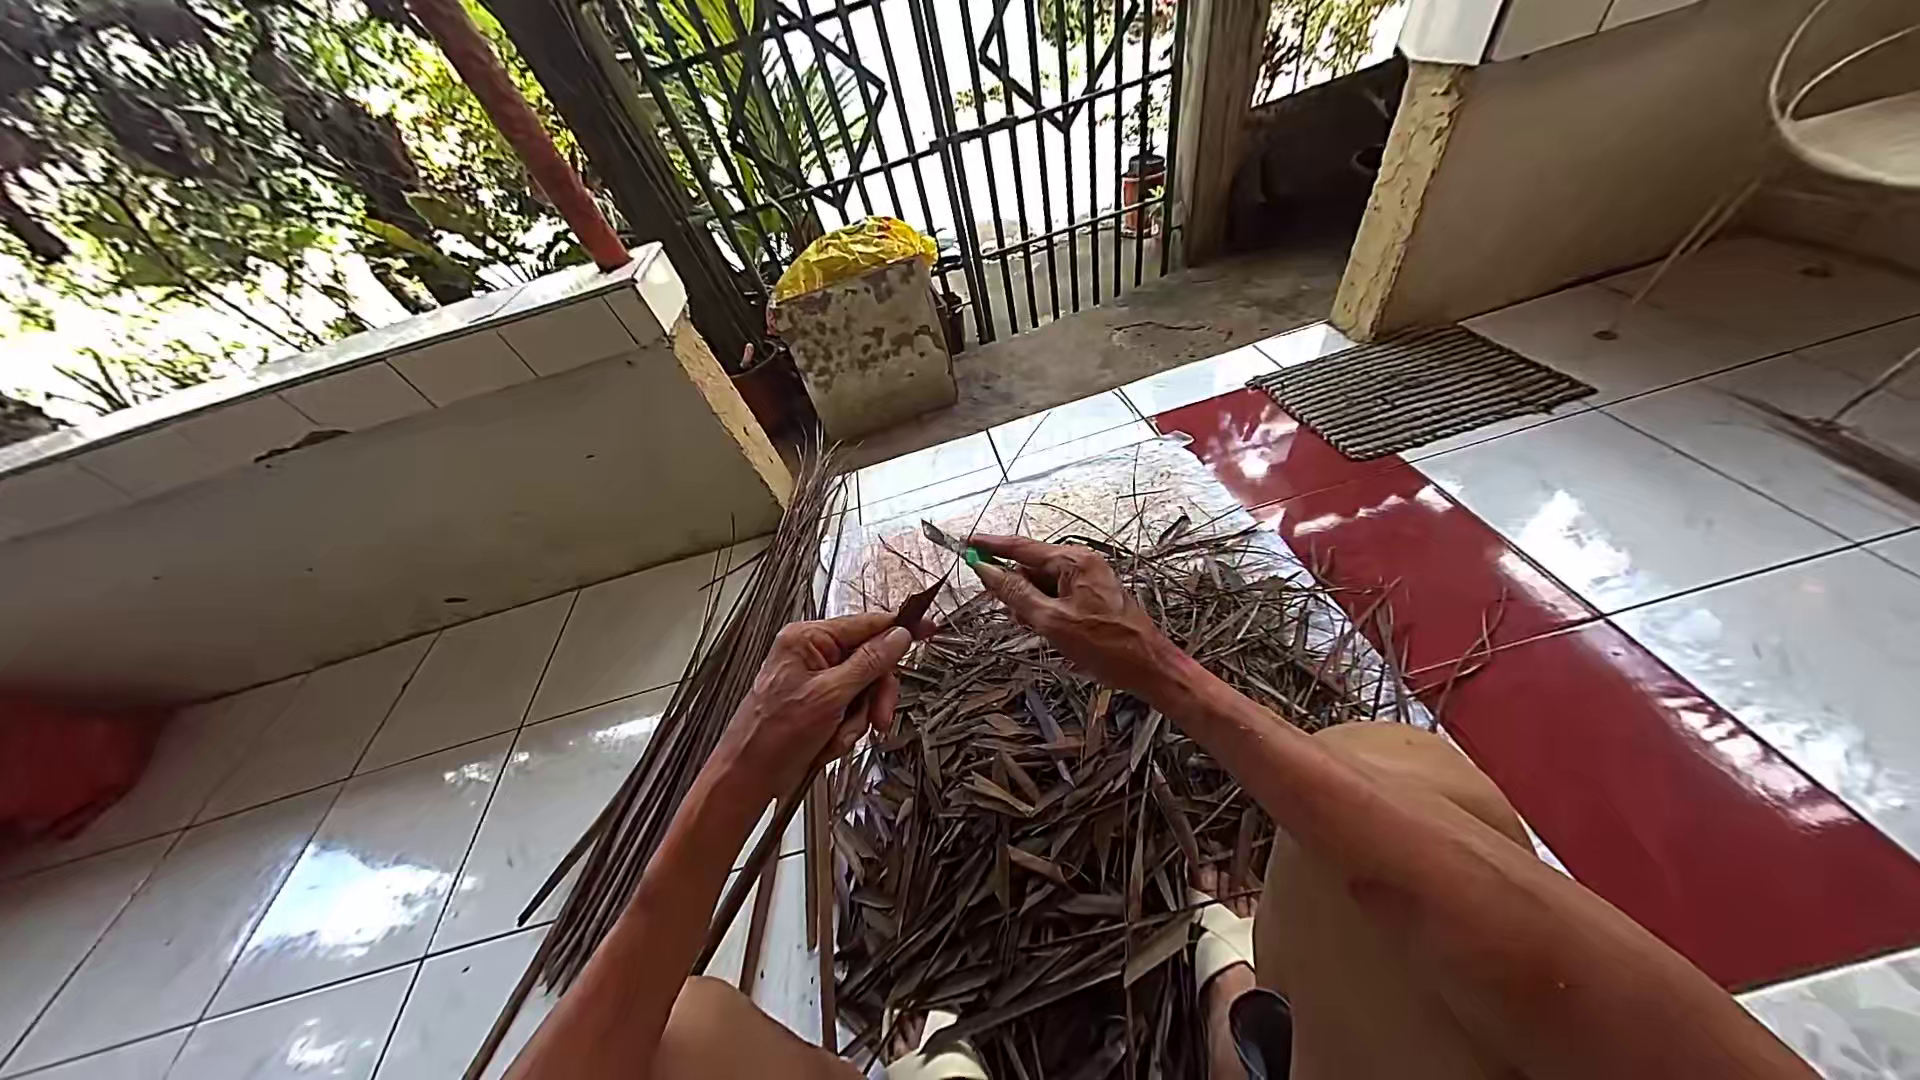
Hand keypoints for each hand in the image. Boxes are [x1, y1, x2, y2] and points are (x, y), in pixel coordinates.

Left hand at [718, 613, 916, 798]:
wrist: (747, 778)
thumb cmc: (773, 734)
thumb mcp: (830, 696)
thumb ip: (869, 663)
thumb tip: (899, 636)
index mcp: (808, 638)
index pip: (866, 624)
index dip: (899, 628)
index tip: (929, 629)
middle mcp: (813, 653)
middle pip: (870, 660)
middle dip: (875, 694)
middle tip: (879, 717)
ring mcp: (817, 679)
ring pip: (864, 688)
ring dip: (859, 717)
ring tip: (839, 736)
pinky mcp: (819, 703)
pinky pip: (852, 709)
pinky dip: (846, 729)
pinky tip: (828, 742)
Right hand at [967, 534, 1180, 698]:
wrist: (1147, 667)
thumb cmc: (1105, 645)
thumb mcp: (1051, 621)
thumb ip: (1015, 593)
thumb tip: (985, 571)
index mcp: (1074, 561)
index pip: (1021, 547)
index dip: (991, 546)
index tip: (965, 543)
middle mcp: (1080, 563)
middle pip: (1031, 567)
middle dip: (1016, 590)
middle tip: (1015, 616)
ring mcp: (1086, 578)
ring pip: (1041, 584)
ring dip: (1030, 605)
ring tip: (1039, 629)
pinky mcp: (1089, 595)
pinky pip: (1055, 595)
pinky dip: (1044, 611)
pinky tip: (1050, 631)